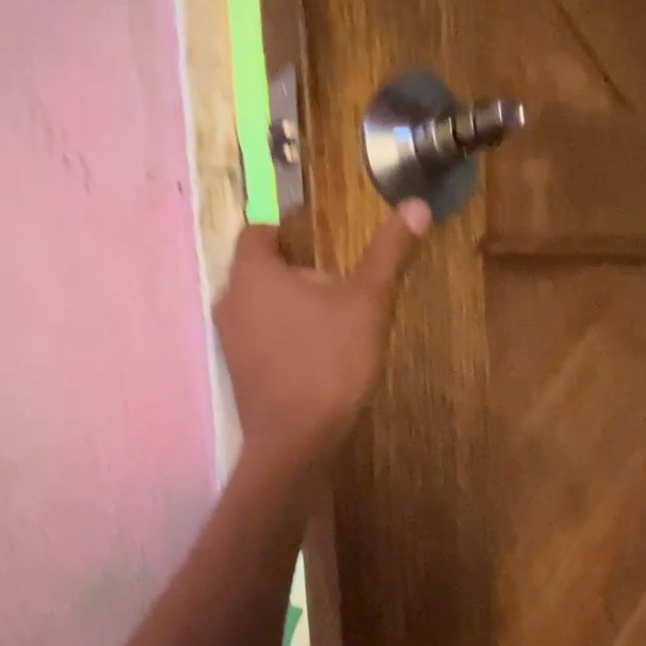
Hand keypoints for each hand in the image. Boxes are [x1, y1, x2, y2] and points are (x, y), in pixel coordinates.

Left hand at [213, 199, 431, 471]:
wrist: (296, 441)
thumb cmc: (329, 362)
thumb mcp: (366, 303)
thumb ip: (387, 253)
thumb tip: (415, 204)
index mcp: (253, 272)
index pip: (260, 232)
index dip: (288, 232)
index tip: (321, 244)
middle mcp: (230, 300)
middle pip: (262, 271)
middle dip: (297, 274)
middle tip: (339, 288)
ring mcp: (229, 341)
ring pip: (261, 308)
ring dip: (291, 309)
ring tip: (332, 325)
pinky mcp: (238, 374)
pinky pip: (261, 340)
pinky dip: (284, 339)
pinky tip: (317, 360)